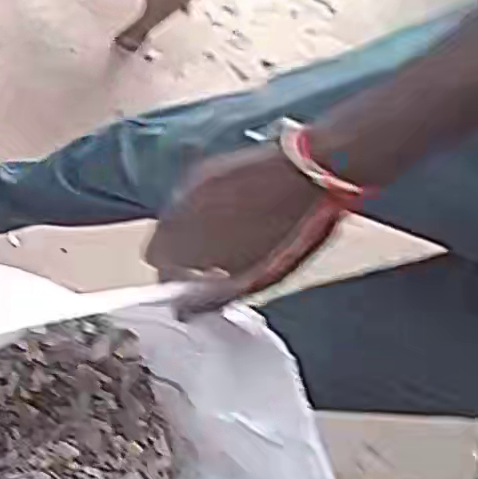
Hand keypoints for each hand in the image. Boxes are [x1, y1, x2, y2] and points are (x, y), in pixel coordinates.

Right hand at [145, 144, 344, 314]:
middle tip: (215, 259)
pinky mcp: (199, 172)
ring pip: (174, 222)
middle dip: (181, 254)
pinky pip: (190, 198)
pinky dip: (205, 206)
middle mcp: (167, 222)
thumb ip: (215, 295)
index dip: (182, 282)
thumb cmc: (292, 227)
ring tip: (231, 230)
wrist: (317, 168)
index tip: (202, 284)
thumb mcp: (259, 275)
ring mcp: (180, 194)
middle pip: (160, 246)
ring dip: (193, 230)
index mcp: (174, 250)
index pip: (161, 275)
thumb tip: (184, 310)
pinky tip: (239, 206)